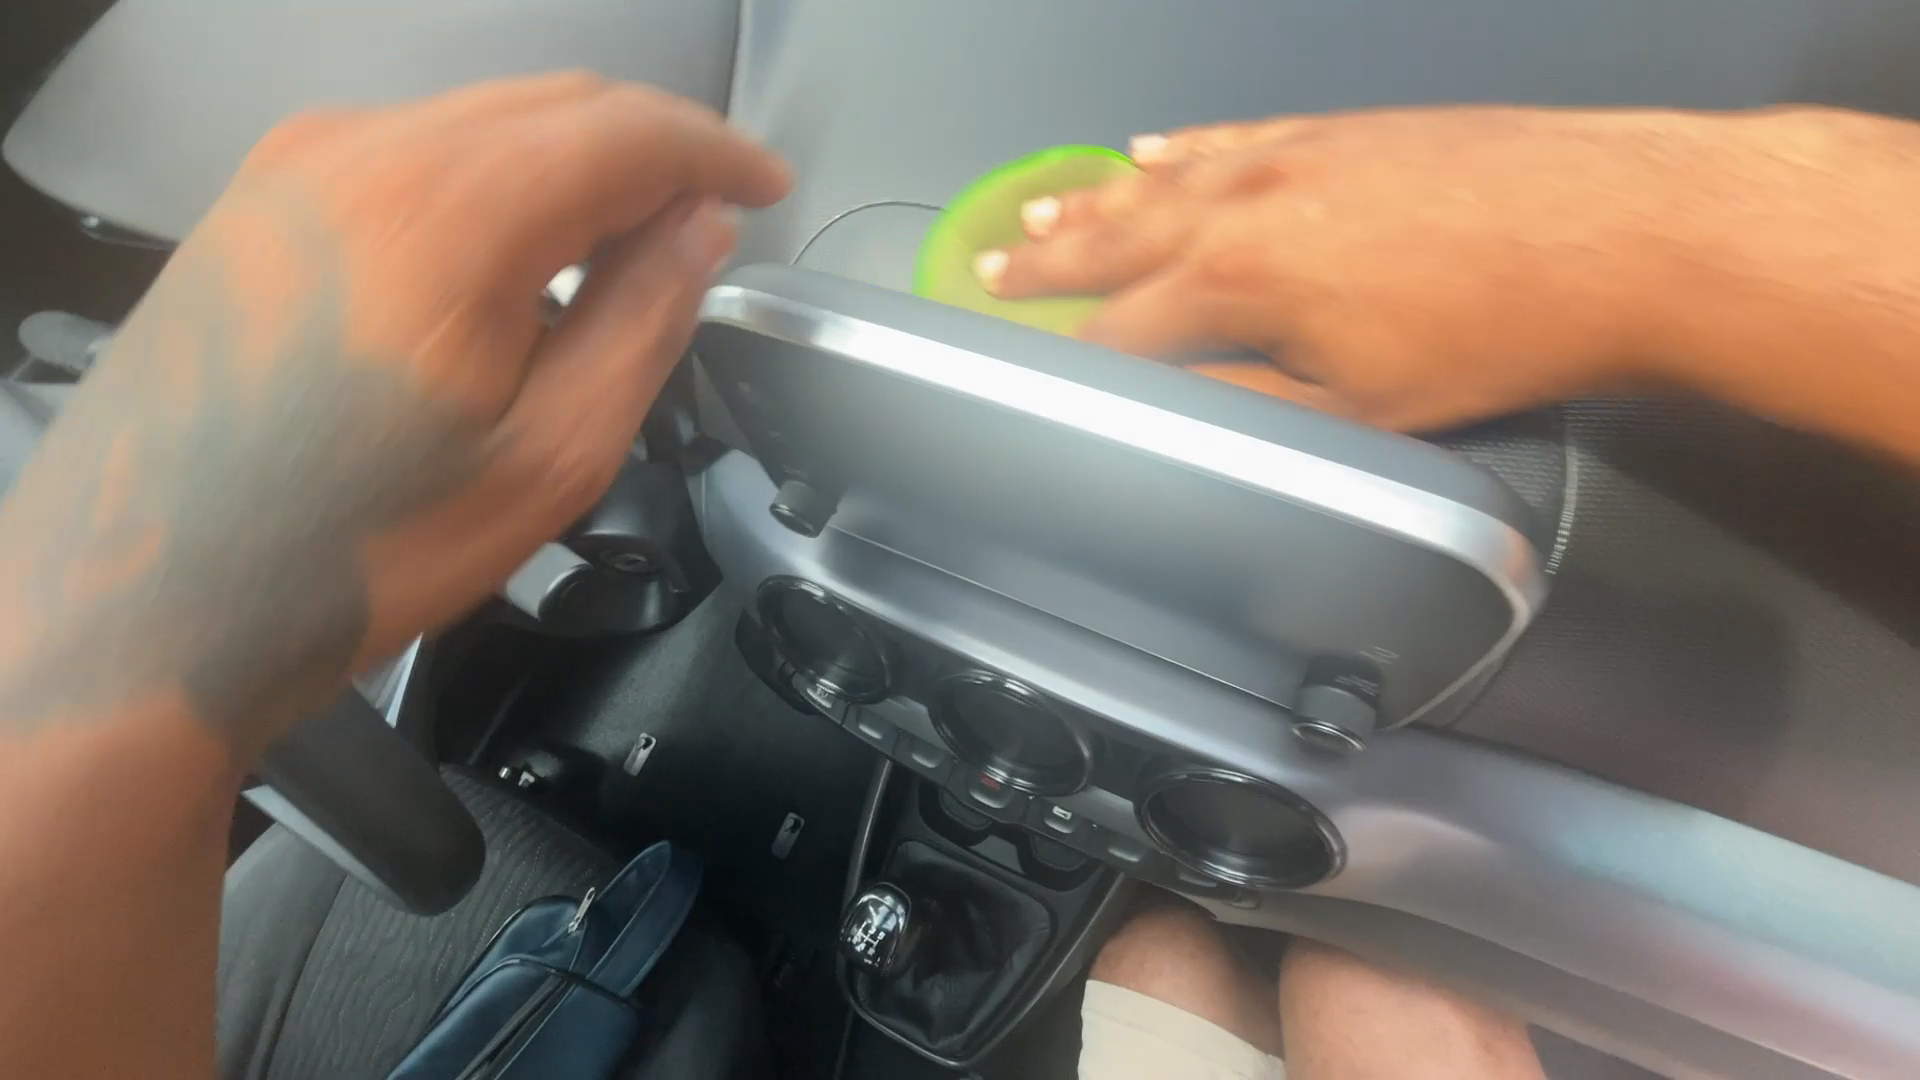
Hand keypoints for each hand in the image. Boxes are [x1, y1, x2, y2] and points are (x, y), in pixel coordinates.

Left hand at [0, 73, 789, 757]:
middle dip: (663, 145)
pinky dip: (522, 181)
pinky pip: (434, 154)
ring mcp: (301, 166)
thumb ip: (644, 319)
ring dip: (593, 163)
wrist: (159, 598)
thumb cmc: (387, 540)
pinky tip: (554, 243)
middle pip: (558, 105)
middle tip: (727, 206)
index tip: (774, 186)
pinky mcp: (273, 201)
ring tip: (655, 231)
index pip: (619, 134)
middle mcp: (364, 150)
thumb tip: (703, 228)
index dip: (714, 151)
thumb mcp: (559, 450)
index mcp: (448, 212)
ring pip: (495, 122)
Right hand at [980, 107, 1757, 429]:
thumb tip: (1177, 402)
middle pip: (1109, 241)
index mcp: (1235, 280)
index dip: (1064, 351)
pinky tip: (1140, 151)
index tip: (1024, 360)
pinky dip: (1171, 151)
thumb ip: (1240, 402)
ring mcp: (1283, 155)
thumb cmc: (1491, 332)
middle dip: (1039, 262)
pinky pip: (1222, 138)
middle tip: (985, 265)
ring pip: (1152, 184)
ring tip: (1032, 208)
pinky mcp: (1329, 131)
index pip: (1118, 327)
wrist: (1629, 229)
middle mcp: (1240, 204)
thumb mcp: (1351, 410)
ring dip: (1085, 201)